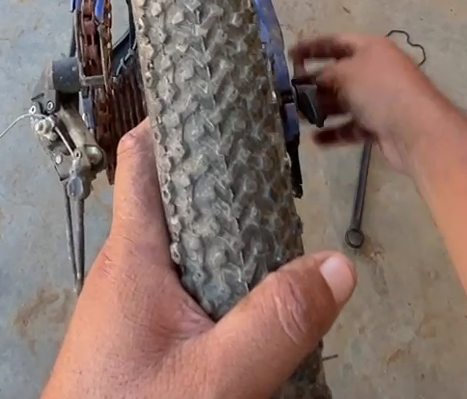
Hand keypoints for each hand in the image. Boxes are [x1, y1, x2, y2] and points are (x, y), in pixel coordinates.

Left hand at [42, 120, 356, 398]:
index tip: (218, 95)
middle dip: (216, 174)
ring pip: (178, 242)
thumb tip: (339, 265)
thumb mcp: (213, 379)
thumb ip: (274, 324)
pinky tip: (251, 292)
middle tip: (271, 161)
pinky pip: (180, 283)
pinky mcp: (137, 337)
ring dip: (219, 225)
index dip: (173, 117)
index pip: (141, 157)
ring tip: (274, 218)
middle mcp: (126, 266)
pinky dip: (215, 270)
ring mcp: (129, 303)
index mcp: (132, 253)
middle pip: (170, 195)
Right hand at [291, 32, 454, 174]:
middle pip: (338, 74)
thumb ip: (325, 75)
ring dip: (322, 109)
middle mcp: (375, 70)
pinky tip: (316, 140)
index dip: (312, 47)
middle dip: (314, 83)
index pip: (335, 42)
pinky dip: (335, 132)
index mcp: (370, 48)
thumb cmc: (380, 90)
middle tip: (290, 93)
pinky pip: (352, 126)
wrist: (418, 130)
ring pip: (344, 102)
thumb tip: (312, 82)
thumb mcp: (346, 73)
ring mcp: (379, 99)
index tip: (290, 56)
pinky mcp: (380, 125)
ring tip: (298, 118)